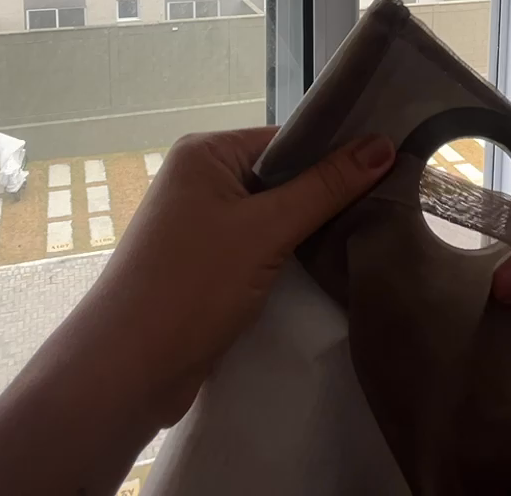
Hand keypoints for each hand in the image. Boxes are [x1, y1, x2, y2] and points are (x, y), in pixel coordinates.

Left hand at [67, 126, 394, 421]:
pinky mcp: (205, 260)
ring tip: (360, 233)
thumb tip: (383, 145)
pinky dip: (286, 250)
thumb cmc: (193, 285)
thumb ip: (326, 187)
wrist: (125, 373)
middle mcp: (200, 177)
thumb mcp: (267, 230)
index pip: (285, 139)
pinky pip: (257, 241)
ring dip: (306, 225)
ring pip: (271, 211)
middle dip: (322, 193)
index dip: (332, 153)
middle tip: (381, 206)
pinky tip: (321, 262)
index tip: (385, 170)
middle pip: (280, 174)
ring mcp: (200, 220)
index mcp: (206, 151)